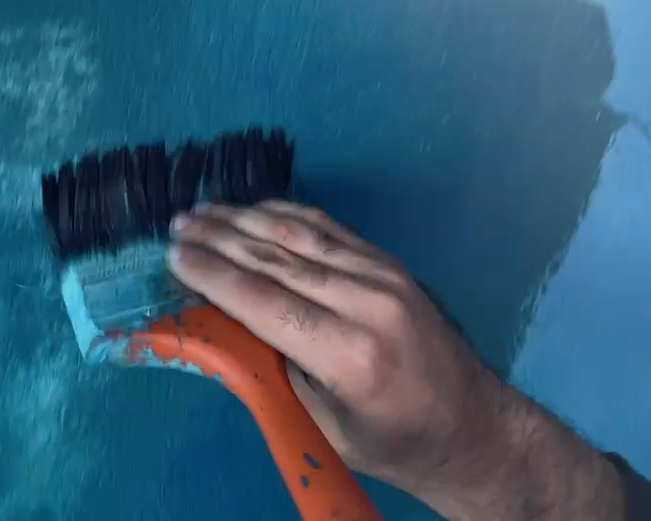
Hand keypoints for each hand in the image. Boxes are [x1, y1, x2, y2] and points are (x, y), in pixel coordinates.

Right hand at [168, 202, 622, 520]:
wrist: (474, 427)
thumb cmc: (393, 442)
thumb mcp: (322, 423)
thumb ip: (273, 365)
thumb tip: (218, 316)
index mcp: (351, 357)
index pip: (264, 302)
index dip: (214, 275)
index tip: (175, 255)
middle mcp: (367, 304)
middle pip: (275, 260)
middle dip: (219, 239)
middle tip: (177, 224)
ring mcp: (382, 275)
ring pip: (298, 236)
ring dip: (243, 218)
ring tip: (202, 210)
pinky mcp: (388, 261)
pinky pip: (327, 229)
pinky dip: (284, 214)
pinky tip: (253, 208)